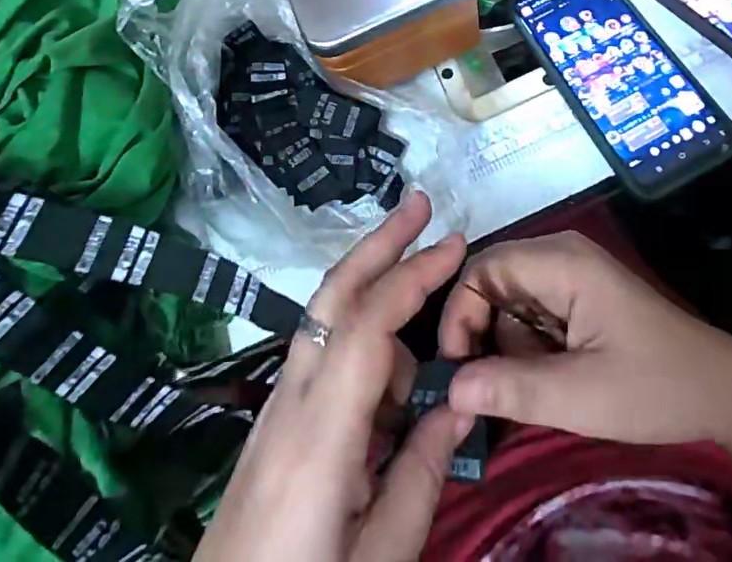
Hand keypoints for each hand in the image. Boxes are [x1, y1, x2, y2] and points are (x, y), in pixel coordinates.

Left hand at [196, 192, 471, 561]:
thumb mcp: (383, 556)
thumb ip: (422, 473)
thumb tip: (456, 402)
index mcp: (320, 434)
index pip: (367, 326)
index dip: (411, 276)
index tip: (454, 243)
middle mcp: (291, 400)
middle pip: (333, 294)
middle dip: (379, 241)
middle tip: (420, 204)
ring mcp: (276, 405)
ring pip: (328, 320)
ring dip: (379, 306)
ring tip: (421, 383)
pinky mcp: (275, 419)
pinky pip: (324, 356)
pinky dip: (363, 346)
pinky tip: (389, 398)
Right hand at [438, 231, 731, 448]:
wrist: (724, 394)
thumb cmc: (656, 388)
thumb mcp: (582, 396)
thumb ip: (513, 388)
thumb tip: (449, 390)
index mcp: (561, 262)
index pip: (482, 269)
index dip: (460, 313)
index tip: (458, 369)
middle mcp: (560, 256)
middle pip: (492, 284)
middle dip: (482, 336)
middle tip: (482, 389)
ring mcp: (569, 275)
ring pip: (508, 303)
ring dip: (506, 348)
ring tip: (527, 392)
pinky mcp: (576, 297)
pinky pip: (530, 314)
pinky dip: (526, 349)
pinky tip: (546, 381)